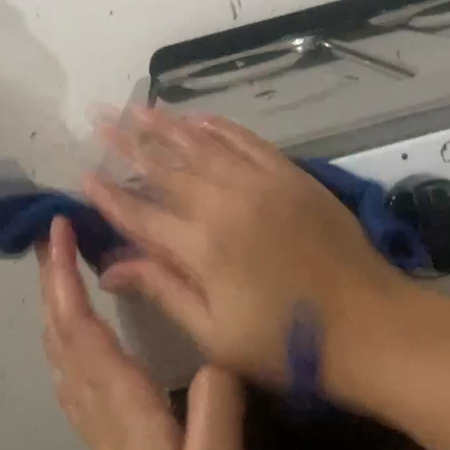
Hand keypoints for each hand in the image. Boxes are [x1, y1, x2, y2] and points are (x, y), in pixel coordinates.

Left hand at [38, 216, 247, 449]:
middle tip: (47, 237)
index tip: (57, 230)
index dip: (63, 278)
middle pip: (59, 340)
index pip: (80, 330)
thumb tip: (217, 354)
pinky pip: (72, 381)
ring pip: (60, 360)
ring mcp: (96, 435)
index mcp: (121, 407)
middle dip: (49, 284)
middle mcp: (97, 415)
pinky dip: (65, 344)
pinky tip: (76, 346)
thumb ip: (217, 409)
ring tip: (56, 276)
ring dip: (53, 310)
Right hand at [84, 108, 406, 384]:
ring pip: (201, 145)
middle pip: (165, 166)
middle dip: (127, 142)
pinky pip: (244, 140)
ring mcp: (259, 182)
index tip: (82, 175)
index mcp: (201, 246)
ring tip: (137, 107)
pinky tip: (196, 117)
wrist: (367, 323)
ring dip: (166, 125)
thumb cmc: (285, 342)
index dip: (109, 195)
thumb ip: (162, 289)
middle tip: (99, 117)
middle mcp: (224, 202)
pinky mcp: (288, 173)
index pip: (141, 213)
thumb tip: (109, 268)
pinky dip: (217, 126)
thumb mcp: (215, 332)